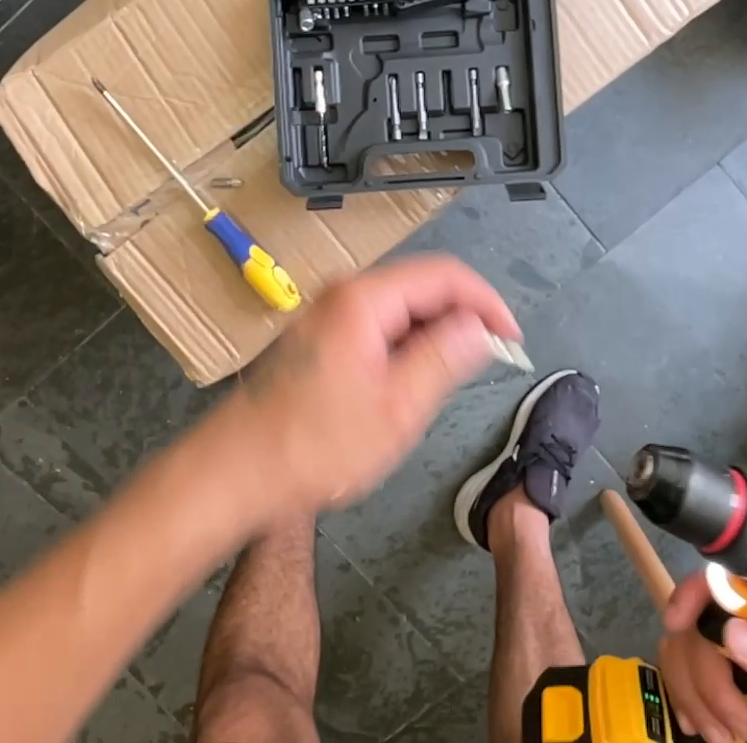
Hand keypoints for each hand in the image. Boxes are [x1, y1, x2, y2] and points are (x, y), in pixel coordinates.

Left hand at [222, 254, 519, 515]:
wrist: (235, 471)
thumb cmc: (312, 447)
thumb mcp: (396, 409)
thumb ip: (443, 358)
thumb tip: (478, 327)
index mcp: (363, 300)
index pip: (444, 275)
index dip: (486, 302)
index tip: (511, 337)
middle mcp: (342, 295)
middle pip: (420, 286)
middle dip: (461, 318)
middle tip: (488, 359)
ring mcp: (326, 314)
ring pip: (399, 309)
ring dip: (433, 334)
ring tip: (451, 378)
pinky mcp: (319, 337)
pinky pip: (376, 326)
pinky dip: (404, 346)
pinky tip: (410, 382)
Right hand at [657, 574, 746, 742]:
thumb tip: (734, 630)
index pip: (743, 581)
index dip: (703, 589)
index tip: (680, 619)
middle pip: (702, 616)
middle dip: (706, 673)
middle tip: (736, 724)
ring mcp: (738, 656)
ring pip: (682, 643)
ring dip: (694, 694)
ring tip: (726, 737)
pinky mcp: (719, 683)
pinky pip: (677, 670)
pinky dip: (684, 700)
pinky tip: (705, 728)